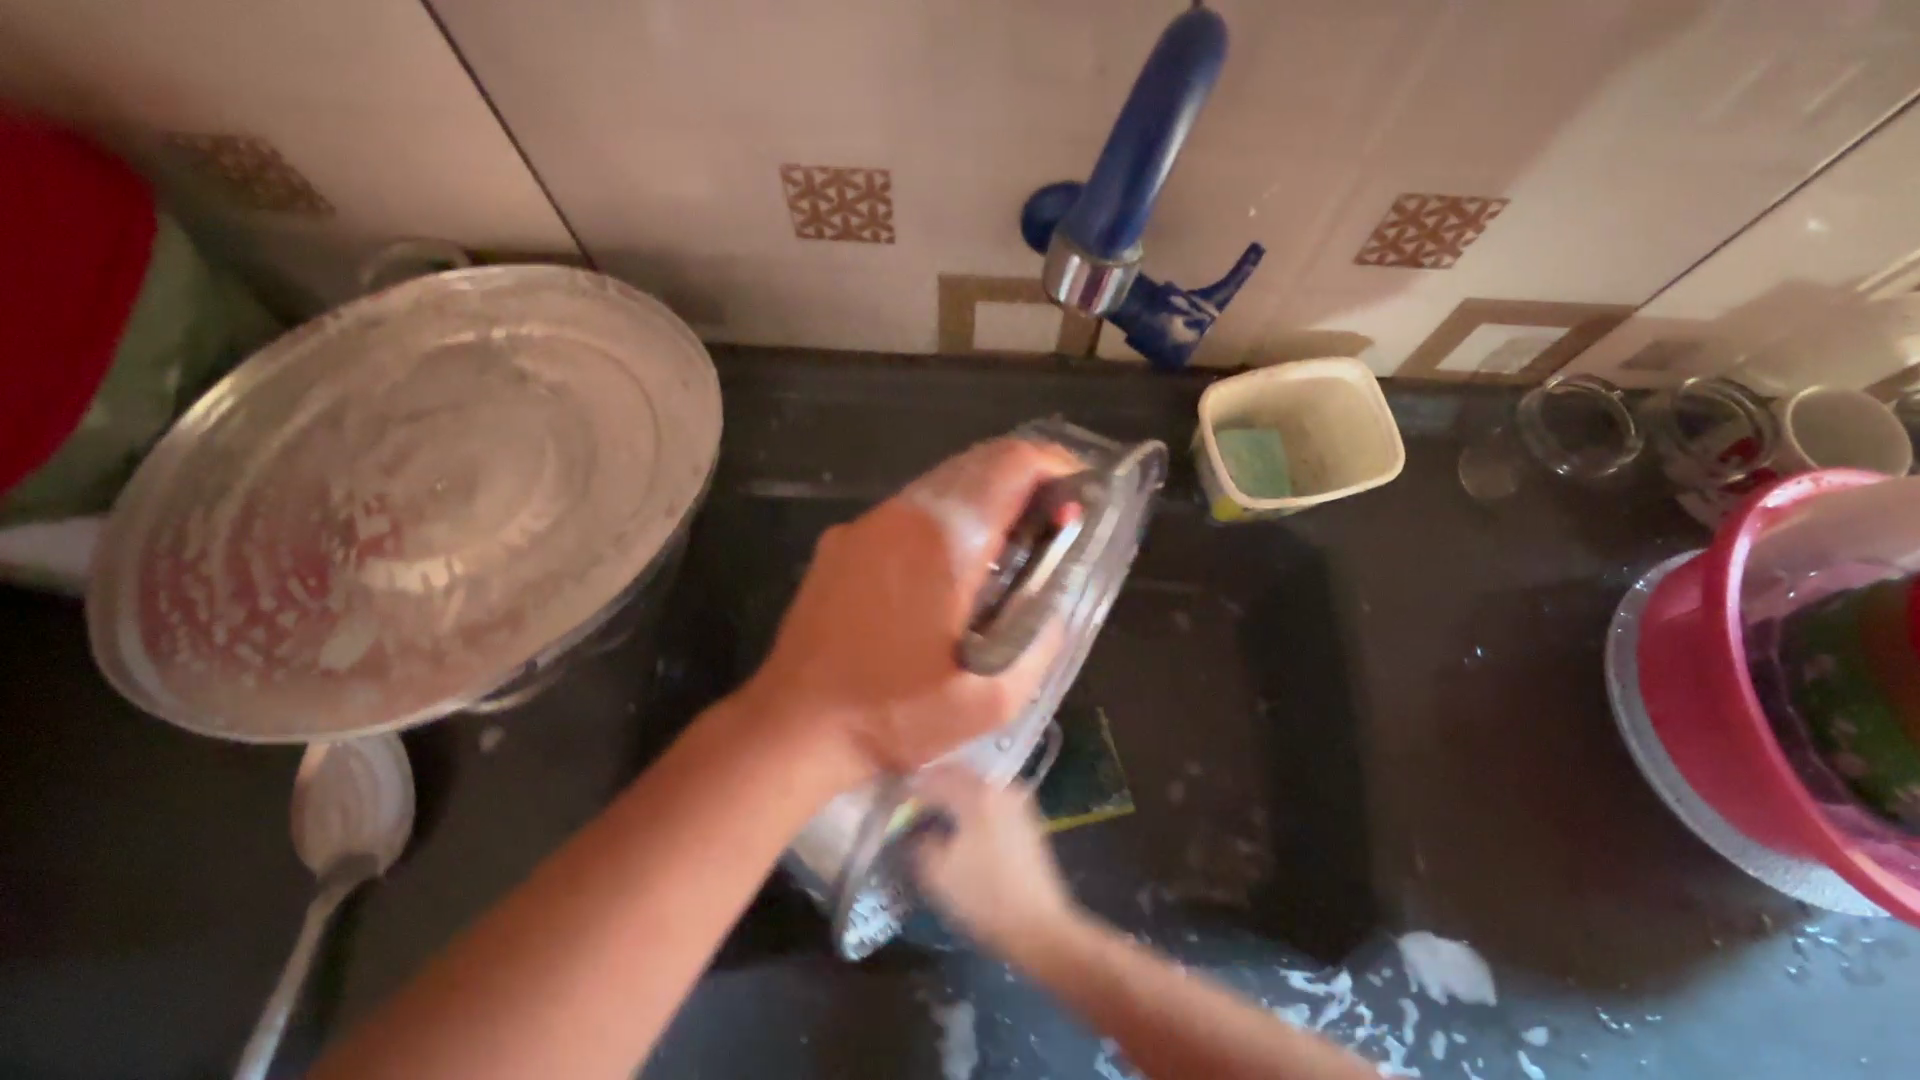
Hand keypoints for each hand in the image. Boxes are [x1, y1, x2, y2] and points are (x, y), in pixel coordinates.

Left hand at [740, 438, 1078, 781]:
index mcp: (945, 541)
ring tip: (1006, 551)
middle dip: (1024, 482)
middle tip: (1052, 526)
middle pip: (976, 465)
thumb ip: (1039, 642)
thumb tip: (1054, 599)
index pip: (1011, 464)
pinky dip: (942, 523)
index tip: (1079, 496)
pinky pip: (904, 514)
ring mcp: (864, 526)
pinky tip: (945, 572)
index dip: (1055, 466)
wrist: (793, 728)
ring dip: (983, 502)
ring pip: (938, 487)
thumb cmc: (893, 715)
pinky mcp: (839, 545)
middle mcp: (902, 515)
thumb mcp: (990, 701)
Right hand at [909, 768, 1076, 956]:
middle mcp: (1000, 788)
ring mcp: (1018, 802)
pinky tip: (959, 826)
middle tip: (909, 807)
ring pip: (975, 787)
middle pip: (956, 776)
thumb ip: (917, 841)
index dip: (908, 791)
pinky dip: (970, 806)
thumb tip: (911, 828)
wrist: (1039, 927)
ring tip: (931, 816)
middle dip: (931, 788)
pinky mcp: (1027, 820)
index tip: (891, 805)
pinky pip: (989, 801)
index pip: (932, 779)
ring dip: (952, 796)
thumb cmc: (984, 898)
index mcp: (977, 794)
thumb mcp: (937, 873)